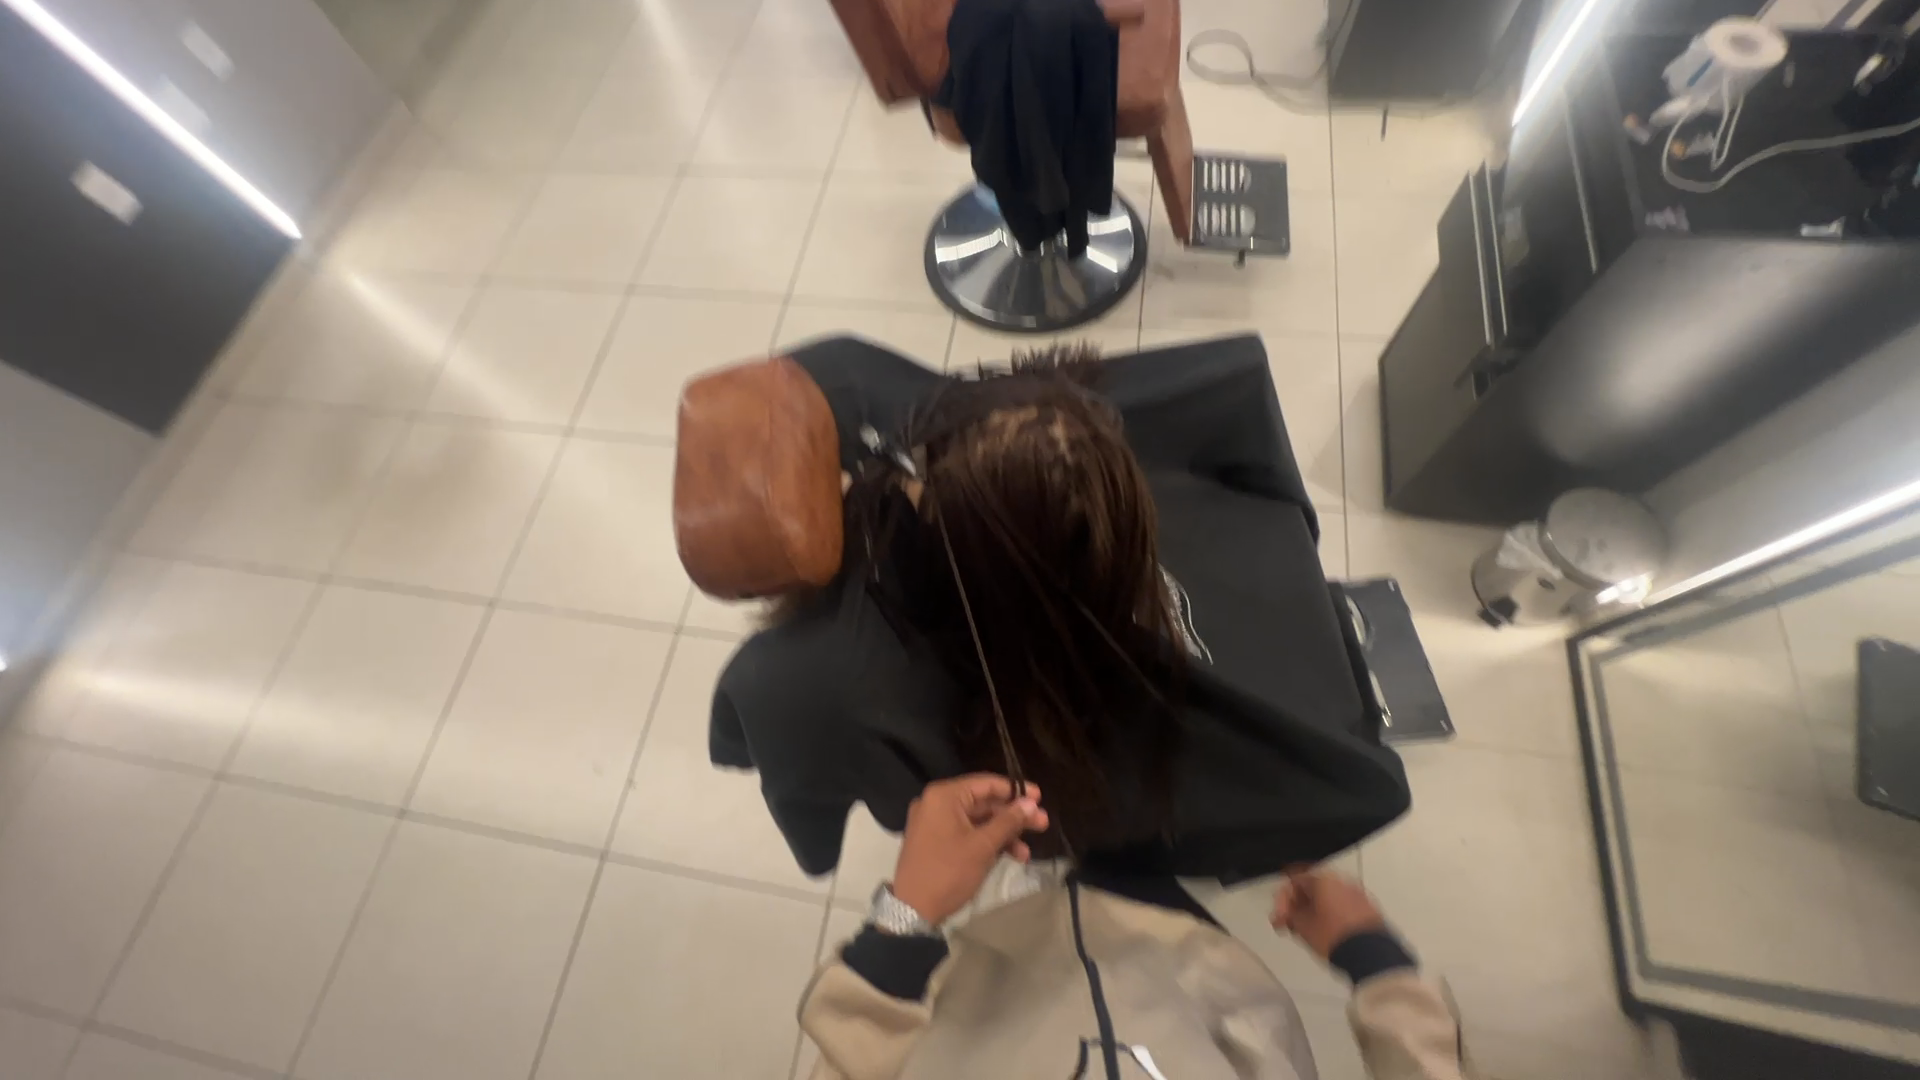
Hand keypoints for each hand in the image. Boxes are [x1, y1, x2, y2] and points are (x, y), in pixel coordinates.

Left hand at [891, 774, 1048, 924]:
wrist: (912, 911)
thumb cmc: (949, 872)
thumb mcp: (982, 846)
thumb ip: (1008, 821)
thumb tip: (1031, 803)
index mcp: (944, 796)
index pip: (986, 784)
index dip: (1015, 791)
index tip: (1040, 798)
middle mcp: (937, 803)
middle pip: (983, 803)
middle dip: (1013, 816)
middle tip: (1042, 824)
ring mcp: (934, 823)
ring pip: (977, 821)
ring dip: (1002, 833)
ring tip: (1027, 852)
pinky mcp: (935, 841)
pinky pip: (966, 833)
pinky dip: (986, 843)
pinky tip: (1010, 857)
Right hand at [1270, 867, 1386, 960]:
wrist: (1373, 957)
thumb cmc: (1331, 936)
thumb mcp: (1303, 927)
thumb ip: (1289, 916)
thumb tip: (1288, 913)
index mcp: (1323, 878)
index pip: (1294, 881)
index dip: (1282, 900)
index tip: (1279, 919)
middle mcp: (1341, 881)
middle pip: (1312, 889)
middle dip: (1298, 907)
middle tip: (1290, 926)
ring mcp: (1359, 895)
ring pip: (1328, 900)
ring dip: (1315, 913)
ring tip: (1308, 933)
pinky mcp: (1371, 912)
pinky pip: (1344, 909)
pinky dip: (1332, 917)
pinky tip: (1328, 934)